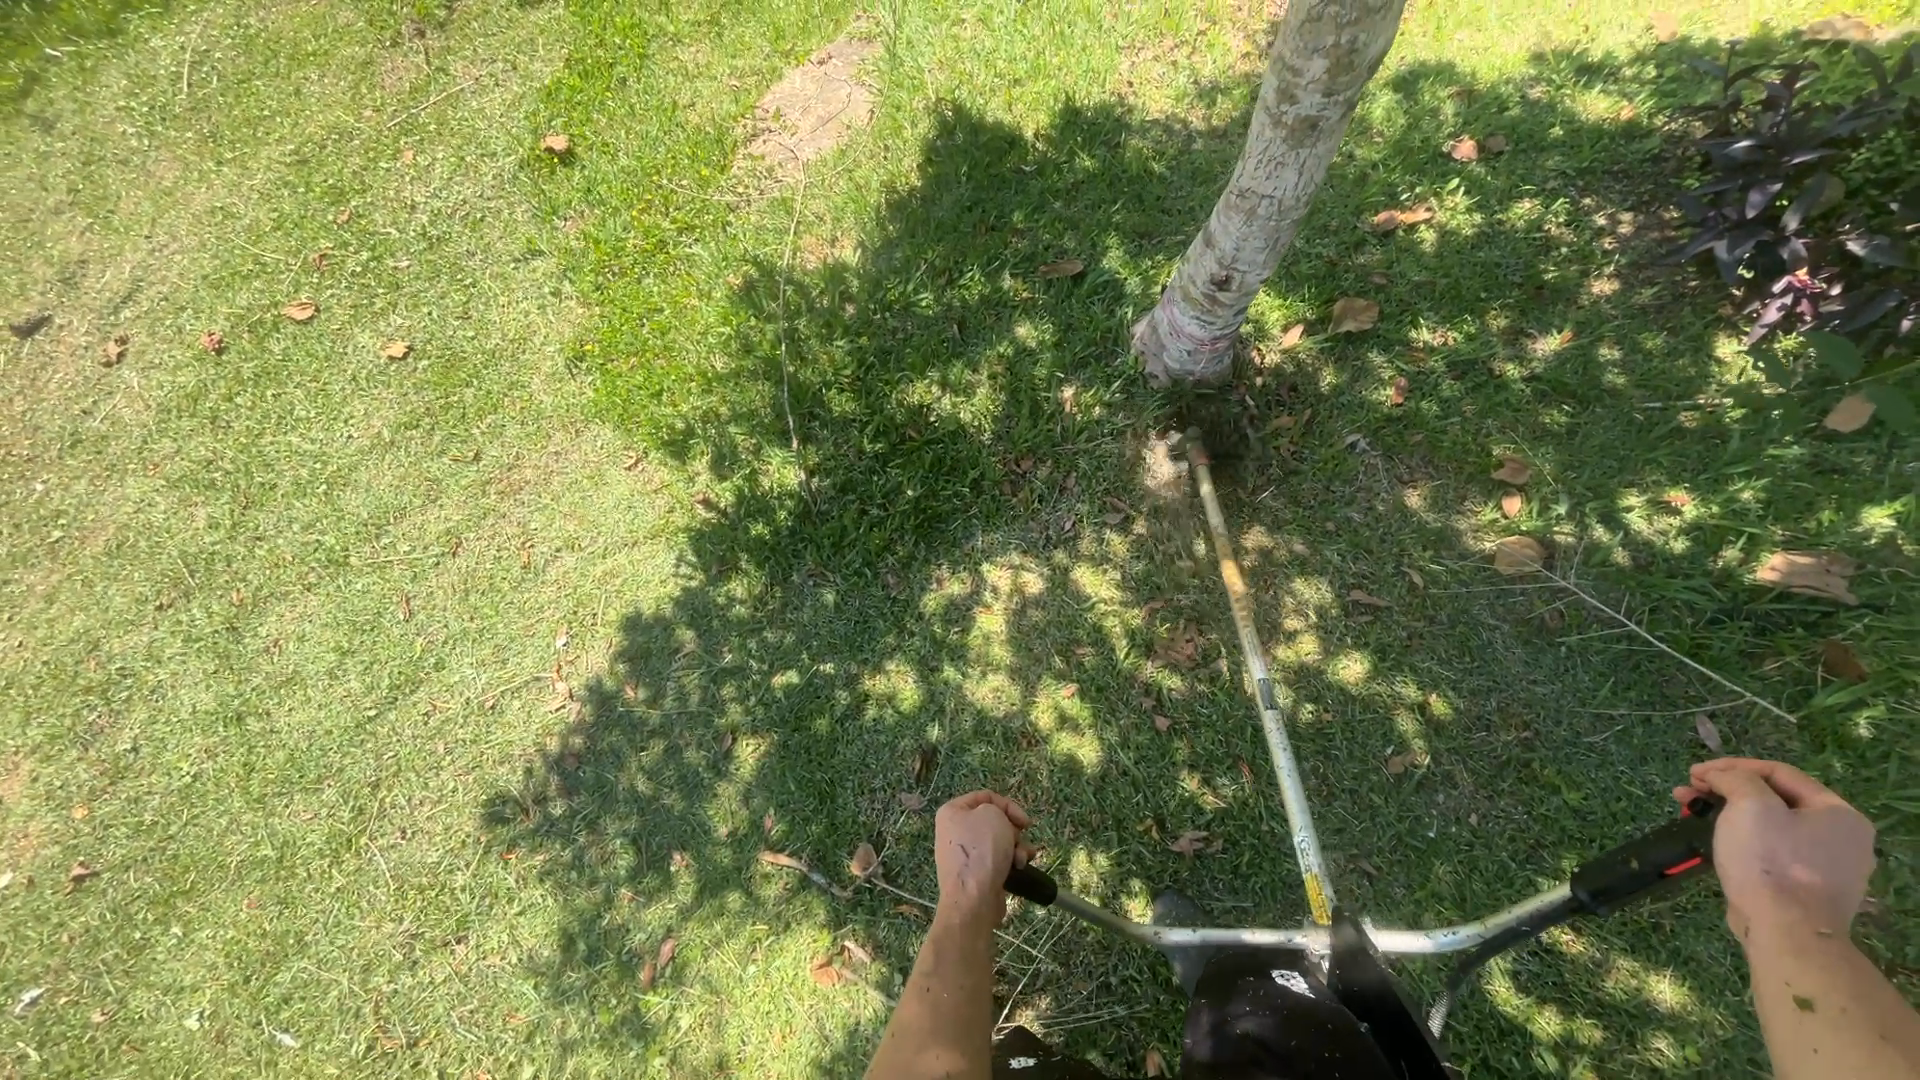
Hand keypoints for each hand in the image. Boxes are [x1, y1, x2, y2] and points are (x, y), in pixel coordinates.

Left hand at [932, 791, 1034, 928]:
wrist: (973, 899)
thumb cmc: (982, 850)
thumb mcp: (993, 815)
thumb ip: (999, 810)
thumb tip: (1000, 826)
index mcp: (952, 812)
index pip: (985, 797)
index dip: (1008, 805)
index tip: (1024, 822)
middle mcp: (954, 832)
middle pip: (993, 821)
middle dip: (1013, 830)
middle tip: (1020, 840)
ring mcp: (964, 855)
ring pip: (999, 842)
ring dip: (1016, 847)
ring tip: (1022, 859)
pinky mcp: (975, 874)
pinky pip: (997, 860)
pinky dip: (1010, 862)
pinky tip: (1020, 869)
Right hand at [1675, 758, 1874, 941]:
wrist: (1786, 927)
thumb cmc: (1771, 859)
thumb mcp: (1750, 805)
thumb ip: (1735, 778)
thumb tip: (1719, 776)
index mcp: (1838, 813)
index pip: (1779, 772)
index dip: (1732, 766)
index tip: (1693, 772)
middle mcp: (1842, 836)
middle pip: (1774, 797)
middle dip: (1725, 788)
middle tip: (1688, 789)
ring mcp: (1827, 863)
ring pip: (1769, 822)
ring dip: (1726, 809)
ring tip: (1689, 809)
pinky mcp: (1806, 884)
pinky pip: (1771, 847)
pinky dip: (1740, 834)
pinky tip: (1717, 838)